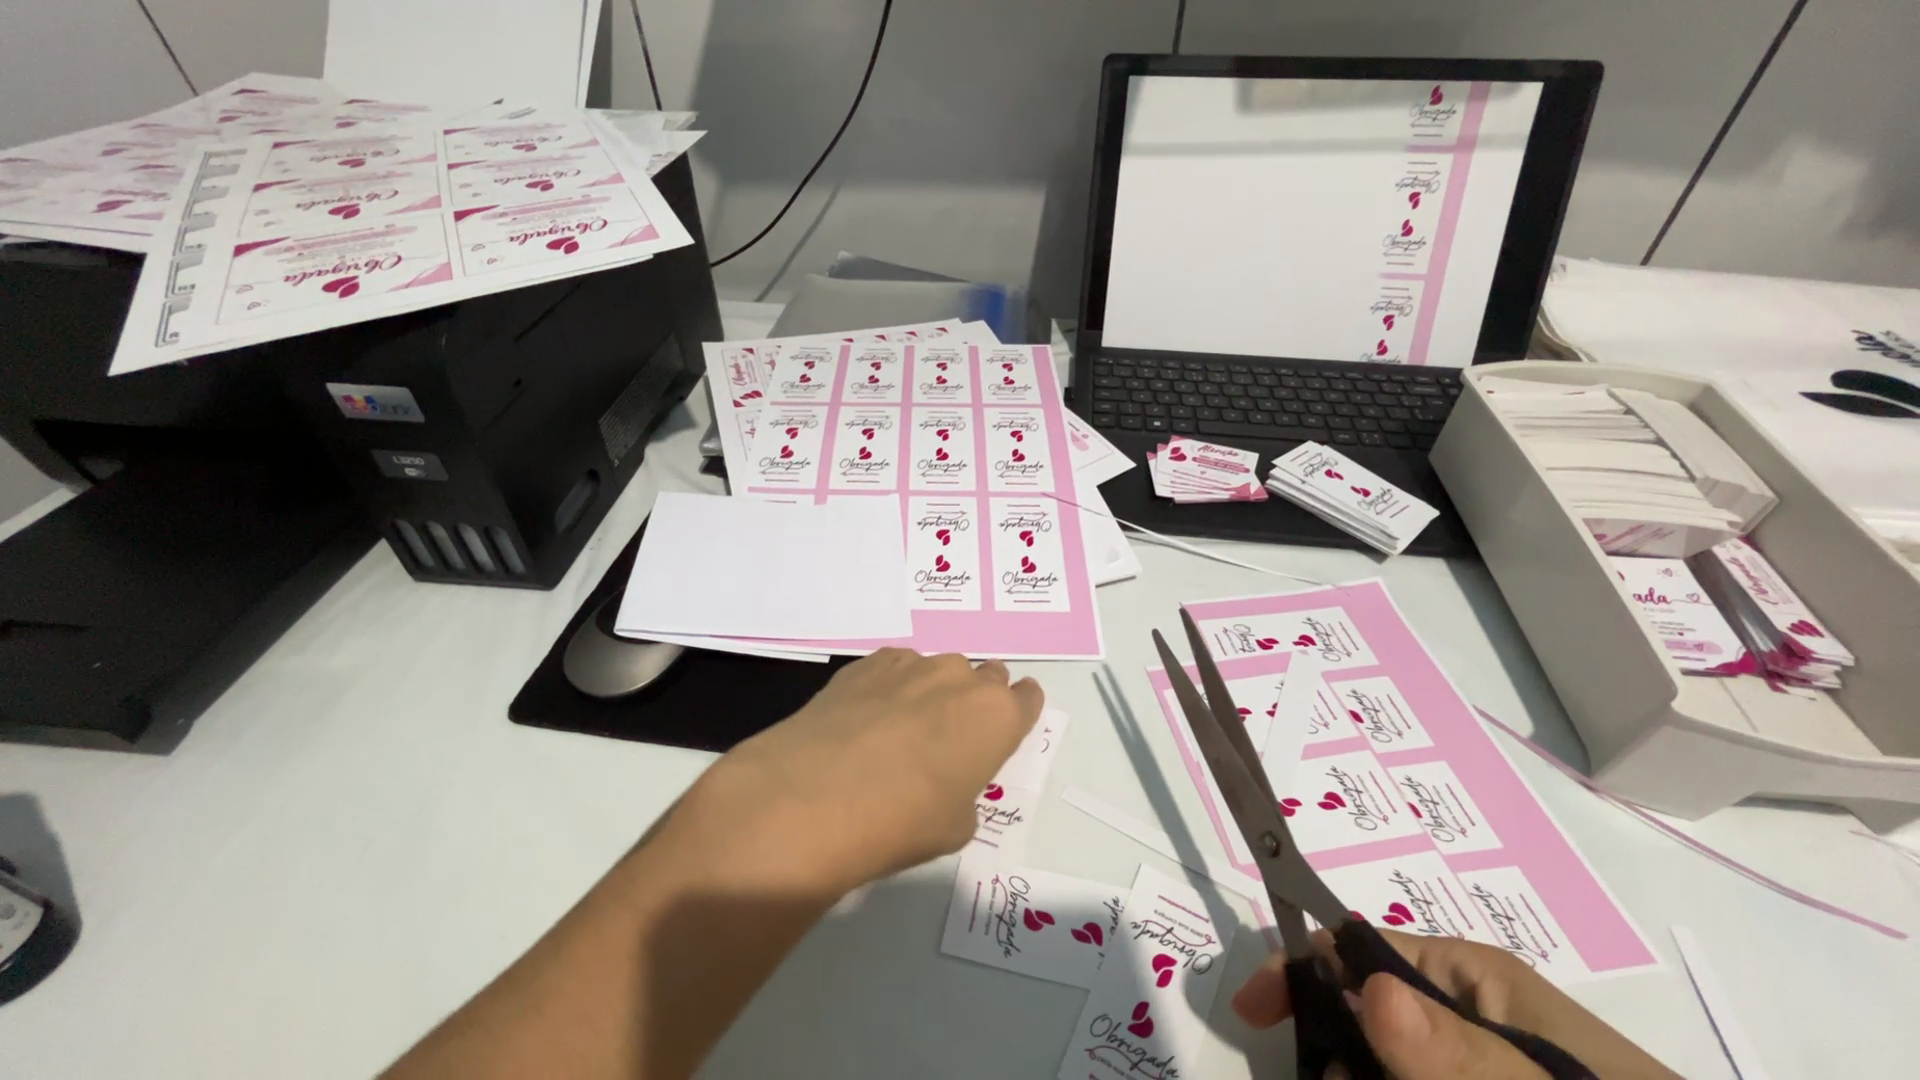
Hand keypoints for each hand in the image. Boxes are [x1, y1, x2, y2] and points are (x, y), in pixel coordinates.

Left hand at [684, 649, 1044, 891]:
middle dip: (975, 700)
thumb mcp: (956, 825)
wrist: (814, 797)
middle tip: (950, 737)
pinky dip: (890, 688)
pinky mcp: (865, 663)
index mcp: (998, 716)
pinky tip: (866, 720)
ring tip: (900, 730)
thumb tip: (944, 779)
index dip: (1016, 715)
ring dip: (931, 692)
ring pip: (937, 670)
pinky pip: (895, 669)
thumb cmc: (902, 821)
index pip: (1027, 698)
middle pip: (985, 677)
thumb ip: (966, 790)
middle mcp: (961, 678)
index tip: (1001, 732)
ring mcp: (911, 664)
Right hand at [1231, 929, 1681, 1079]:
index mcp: (1471, 976)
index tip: (1251, 1012)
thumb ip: (1463, 1057)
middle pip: (1360, 1013)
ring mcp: (1466, 1055)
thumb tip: (1372, 991)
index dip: (1298, 970)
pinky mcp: (1469, 1074)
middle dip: (1331, 1052)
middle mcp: (1463, 1007)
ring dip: (1354, 1078)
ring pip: (1379, 1059)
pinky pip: (1404, 1075)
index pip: (1356, 946)